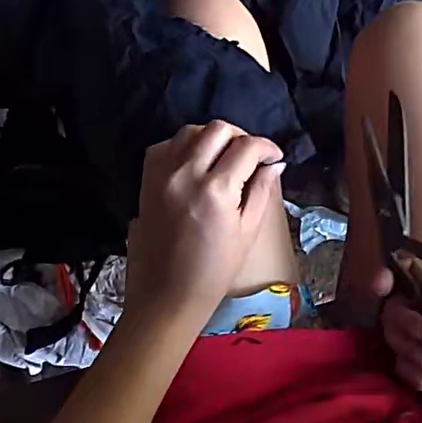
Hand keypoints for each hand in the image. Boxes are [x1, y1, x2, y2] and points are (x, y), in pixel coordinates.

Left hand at [126, 121, 284, 322]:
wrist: (168, 293)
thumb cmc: (214, 270)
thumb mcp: (247, 232)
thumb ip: (261, 191)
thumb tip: (275, 164)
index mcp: (216, 191)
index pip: (247, 148)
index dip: (267, 147)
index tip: (273, 157)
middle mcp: (185, 174)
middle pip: (217, 129)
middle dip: (240, 137)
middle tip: (250, 155)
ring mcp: (161, 175)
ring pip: (189, 131)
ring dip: (212, 138)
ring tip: (224, 158)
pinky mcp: (146, 180)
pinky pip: (166, 146)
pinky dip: (184, 147)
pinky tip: (196, 165)